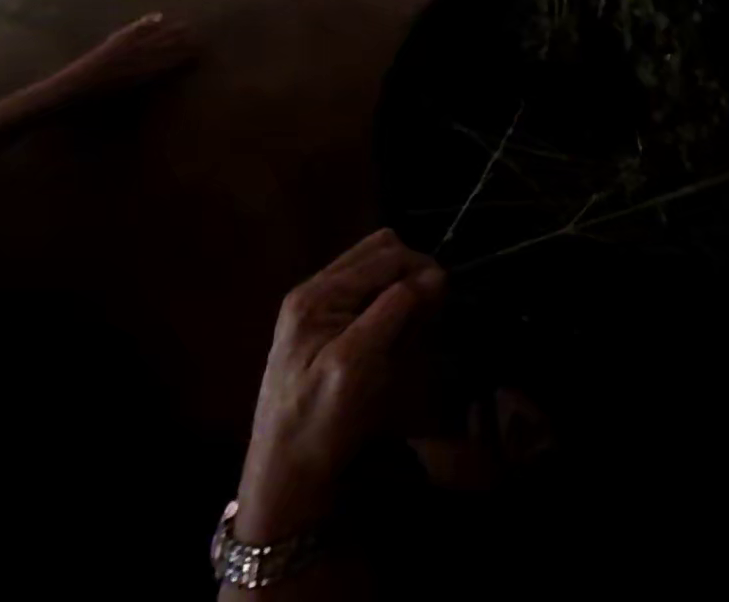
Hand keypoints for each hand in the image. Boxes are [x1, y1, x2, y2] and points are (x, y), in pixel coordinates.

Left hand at [233, 229, 445, 541]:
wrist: (284, 476)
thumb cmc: (320, 421)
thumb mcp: (359, 364)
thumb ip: (395, 310)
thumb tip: (436, 273)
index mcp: (317, 294)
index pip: (388, 255)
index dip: (422, 271)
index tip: (443, 304)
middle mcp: (314, 289)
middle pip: (381, 252)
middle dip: (413, 274)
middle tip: (427, 315)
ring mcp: (317, 306)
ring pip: (378, 268)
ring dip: (404, 287)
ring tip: (411, 327)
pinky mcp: (325, 325)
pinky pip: (370, 292)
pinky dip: (392, 303)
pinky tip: (395, 335)